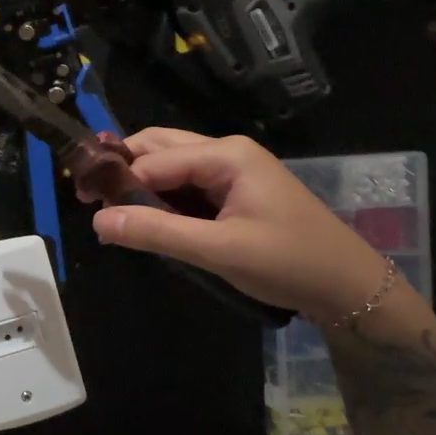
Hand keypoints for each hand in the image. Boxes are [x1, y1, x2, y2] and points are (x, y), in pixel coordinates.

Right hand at [90, 129, 390, 321]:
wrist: (351, 288)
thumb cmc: (289, 263)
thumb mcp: (219, 250)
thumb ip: (157, 232)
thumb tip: (98, 220)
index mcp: (225, 155)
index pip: (152, 160)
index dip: (116, 180)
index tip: (84, 205)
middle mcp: (225, 152)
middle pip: (156, 147)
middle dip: (122, 169)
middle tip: (91, 200)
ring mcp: (231, 170)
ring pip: (169, 163)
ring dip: (139, 183)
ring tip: (113, 211)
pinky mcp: (233, 190)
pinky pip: (184, 182)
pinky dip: (160, 195)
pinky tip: (146, 218)